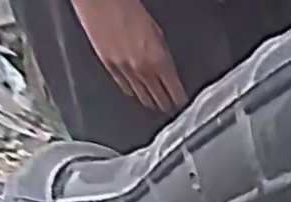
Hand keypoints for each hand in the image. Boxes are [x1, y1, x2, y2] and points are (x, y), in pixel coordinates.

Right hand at [73, 0, 187, 114]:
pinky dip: (132, 91)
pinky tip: (135, 90)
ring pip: (143, 98)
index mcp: (159, 60)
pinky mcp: (110, 67)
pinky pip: (125, 88)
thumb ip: (164, 55)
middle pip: (161, 101)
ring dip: (150, 100)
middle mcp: (144, 70)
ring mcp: (126, 70)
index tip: (180, 101)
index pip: (176, 94)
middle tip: (168, 103)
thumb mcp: (155, 31)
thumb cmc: (126, 7)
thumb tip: (169, 73)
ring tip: (153, 100)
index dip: (180, 100)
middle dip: (166, 103)